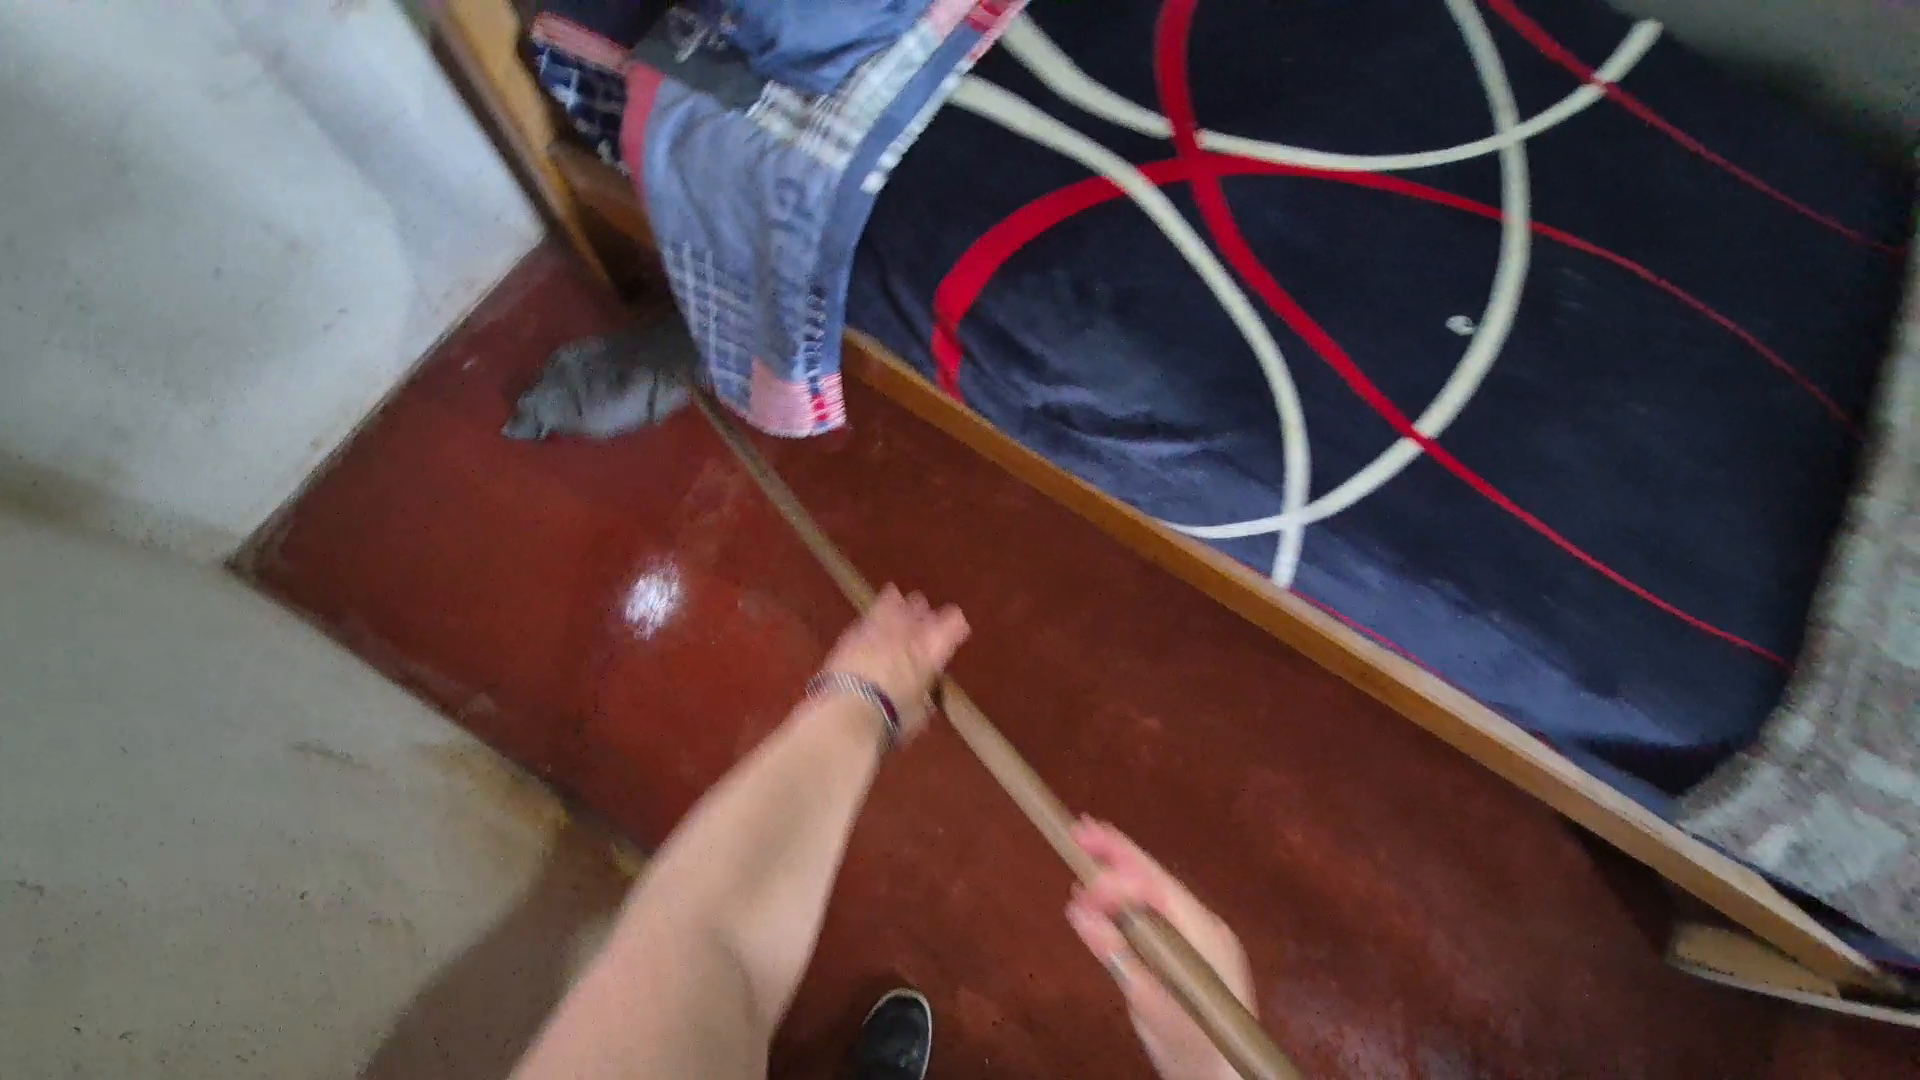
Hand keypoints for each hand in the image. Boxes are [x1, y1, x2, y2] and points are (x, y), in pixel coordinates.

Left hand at [820, 585, 969, 742]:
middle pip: (917, 615)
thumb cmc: (891, 721)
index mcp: (929, 657)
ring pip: (890, 609)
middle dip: (920, 611)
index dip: (954, 625)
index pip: (949, 632)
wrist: (849, 711)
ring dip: (894, 604)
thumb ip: (920, 700)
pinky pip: (865, 620)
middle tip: (921, 605)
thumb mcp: (916, 715)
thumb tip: (920, 698)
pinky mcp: (852, 637)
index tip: (957, 620)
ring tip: (895, 595)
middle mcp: (907, 638)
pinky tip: (867, 618)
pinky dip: (869, 617)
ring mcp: (878, 633)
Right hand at [1066, 818, 1255, 1079]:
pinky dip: (1128, 896)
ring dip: (1119, 870)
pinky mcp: (1192, 950)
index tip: (1081, 872)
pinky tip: (1107, 894)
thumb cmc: (1193, 1047)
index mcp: (1203, 931)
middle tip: (1078, 828)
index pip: (1155, 884)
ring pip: (1155, 890)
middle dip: (1117, 852)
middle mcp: (1204, 923)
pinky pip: (1156, 910)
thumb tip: (1077, 908)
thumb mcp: (1149, 1003)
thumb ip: (1116, 953)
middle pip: (1155, 877)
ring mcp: (1201, 936)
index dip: (1117, 871)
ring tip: (1086, 849)